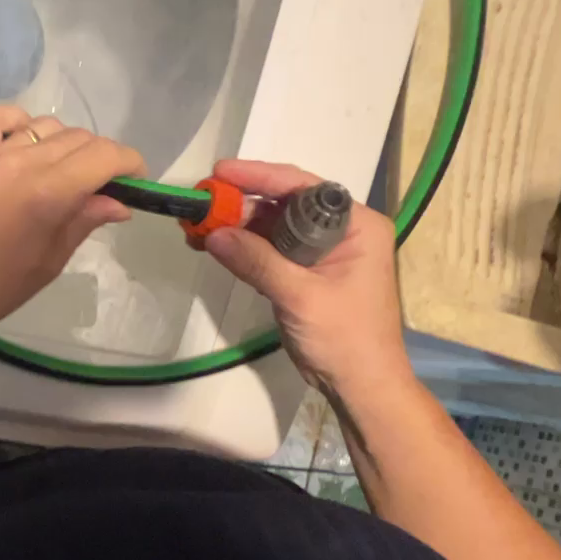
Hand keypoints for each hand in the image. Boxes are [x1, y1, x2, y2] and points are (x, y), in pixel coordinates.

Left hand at [0, 105, 138, 351]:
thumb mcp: (50, 261)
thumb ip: (84, 221)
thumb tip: (120, 203)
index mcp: (47, 192)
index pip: (104, 156)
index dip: (129, 164)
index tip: (136, 181)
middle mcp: (22, 162)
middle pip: (80, 138)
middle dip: (103, 158)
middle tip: (105, 188)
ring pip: (46, 126)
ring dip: (67, 144)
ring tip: (68, 174)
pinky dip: (18, 121)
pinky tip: (26, 142)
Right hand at [202, 160, 411, 391]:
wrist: (361, 387)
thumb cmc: (345, 338)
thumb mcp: (300, 297)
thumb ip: (257, 262)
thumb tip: (213, 235)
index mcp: (357, 225)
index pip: (303, 187)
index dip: (259, 177)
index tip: (220, 172)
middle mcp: (342, 231)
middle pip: (286, 205)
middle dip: (243, 204)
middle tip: (202, 202)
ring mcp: (323, 254)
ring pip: (275, 228)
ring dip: (239, 227)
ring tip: (199, 225)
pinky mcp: (306, 275)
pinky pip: (272, 252)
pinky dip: (245, 249)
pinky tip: (216, 246)